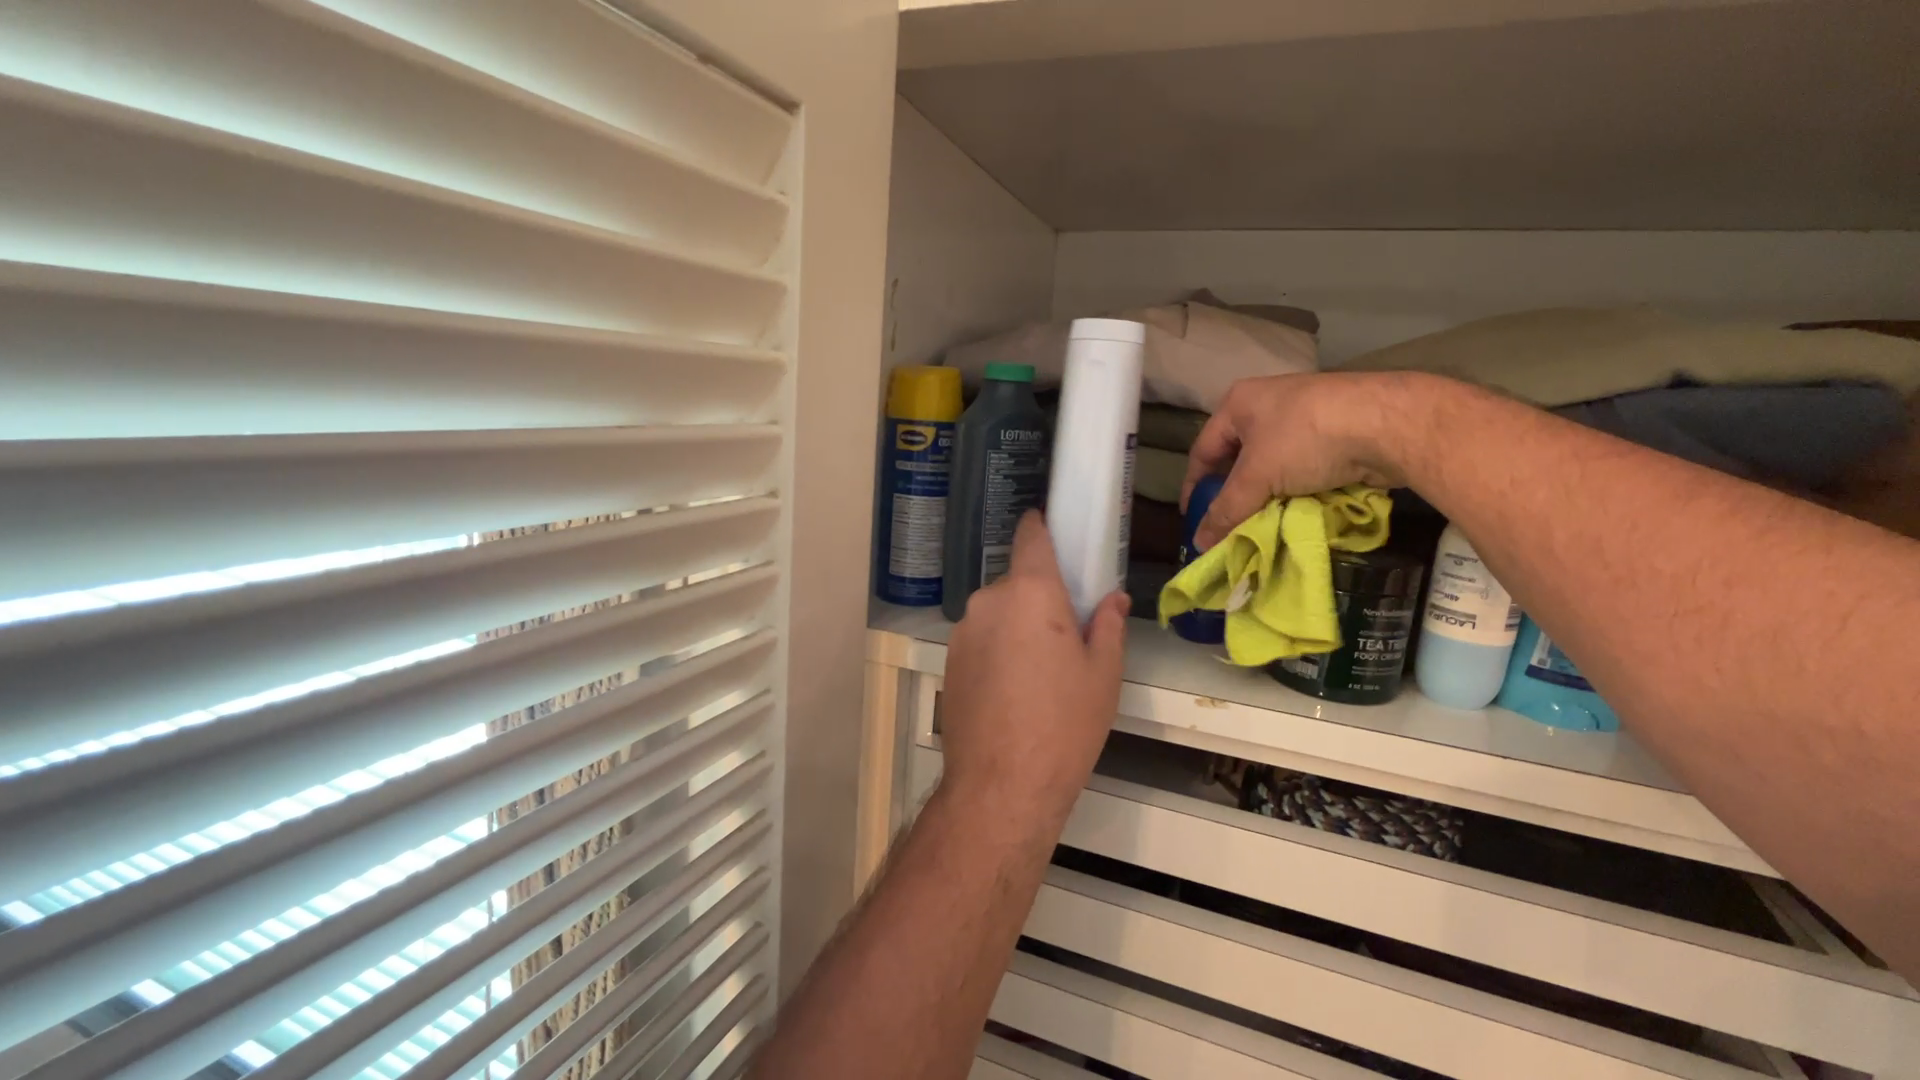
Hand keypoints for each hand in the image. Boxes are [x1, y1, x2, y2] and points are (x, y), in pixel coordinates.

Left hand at [939, 512, 1129, 823]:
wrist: (1002, 785)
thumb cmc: (1064, 724)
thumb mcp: (1103, 675)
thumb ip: (1107, 626)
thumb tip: (1111, 600)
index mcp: (1030, 593)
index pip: (1031, 537)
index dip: (1042, 527)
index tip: (1052, 526)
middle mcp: (988, 602)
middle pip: (1017, 583)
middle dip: (1039, 599)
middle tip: (1067, 634)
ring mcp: (962, 633)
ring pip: (997, 615)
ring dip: (1017, 628)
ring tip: (1040, 674)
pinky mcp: (949, 663)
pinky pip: (981, 641)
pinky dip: (998, 651)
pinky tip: (1014, 692)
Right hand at [1183, 372, 1421, 549]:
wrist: (1387, 424)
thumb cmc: (1305, 438)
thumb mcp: (1256, 477)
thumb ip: (1225, 511)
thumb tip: (1198, 544)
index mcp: (1239, 403)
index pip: (1203, 450)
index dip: (1195, 487)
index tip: (1193, 520)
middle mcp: (1268, 405)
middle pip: (1238, 461)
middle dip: (1234, 497)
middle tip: (1228, 529)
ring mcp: (1304, 419)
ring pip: (1272, 469)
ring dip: (1266, 499)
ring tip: (1261, 528)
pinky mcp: (1335, 435)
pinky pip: (1301, 471)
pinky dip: (1294, 495)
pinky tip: (1294, 515)